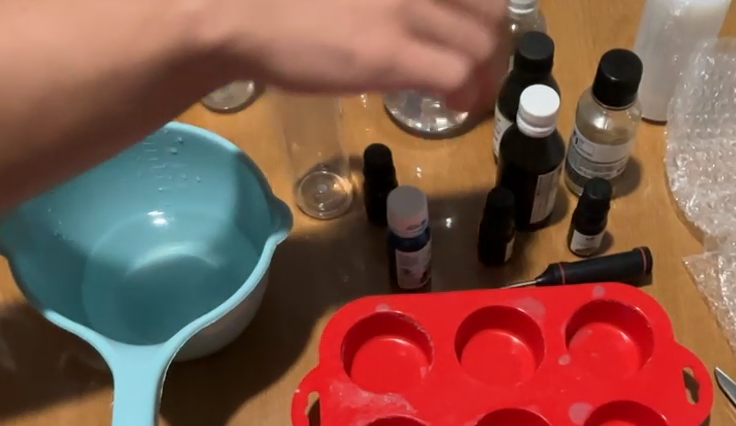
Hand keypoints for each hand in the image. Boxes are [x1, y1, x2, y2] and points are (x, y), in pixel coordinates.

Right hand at [198, 0, 507, 109]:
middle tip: (482, 73)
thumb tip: (415, 17)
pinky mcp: (393, 51)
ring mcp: (406, 7)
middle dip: (496, 47)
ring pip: (484, 43)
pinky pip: (457, 74)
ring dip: (486, 76)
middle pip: (492, 7)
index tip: (480, 37)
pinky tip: (455, 106)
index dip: (488, 13)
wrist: (239, 9)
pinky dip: (466, 95)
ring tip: (470, 95)